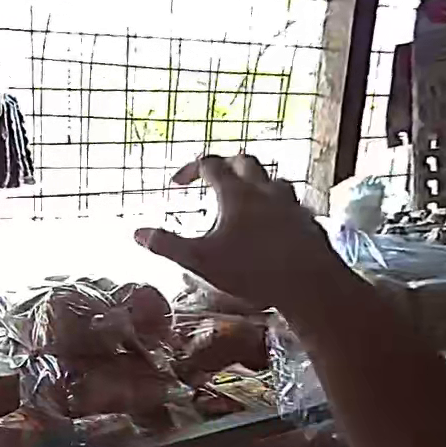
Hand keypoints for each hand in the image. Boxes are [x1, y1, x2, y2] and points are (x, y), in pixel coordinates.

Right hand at [133, 154, 347, 312]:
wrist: (310, 285)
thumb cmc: (250, 270)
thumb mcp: (198, 260)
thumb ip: (166, 245)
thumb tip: (136, 232)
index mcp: (235, 193)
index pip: (209, 163)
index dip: (189, 169)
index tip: (176, 185)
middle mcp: (264, 190)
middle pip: (245, 161)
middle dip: (226, 166)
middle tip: (212, 182)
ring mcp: (291, 204)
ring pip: (273, 180)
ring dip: (255, 183)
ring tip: (244, 200)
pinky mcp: (309, 222)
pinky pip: (292, 204)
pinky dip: (277, 207)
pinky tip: (273, 225)